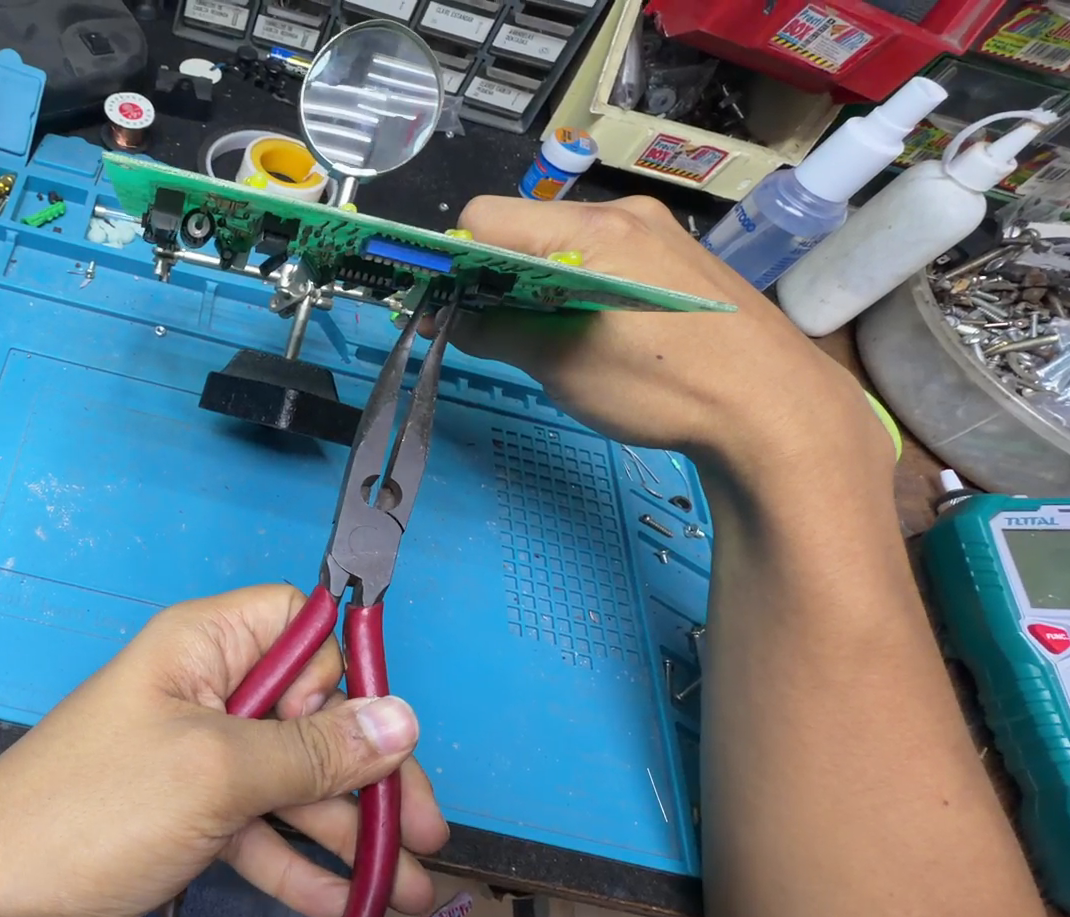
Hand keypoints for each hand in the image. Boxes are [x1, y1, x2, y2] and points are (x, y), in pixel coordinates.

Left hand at [0, 584, 448, 916]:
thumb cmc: (99, 807)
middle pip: (309, 714)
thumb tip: (402, 719)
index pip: (297, 626)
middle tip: (427, 834)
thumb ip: (312, 750)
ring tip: (410, 890)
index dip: (342, 670)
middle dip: (369, 773)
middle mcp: (205, 691)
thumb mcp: (216, 772)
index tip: (379, 730)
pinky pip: (261, 829)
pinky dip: (300, 865)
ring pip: (292, 780)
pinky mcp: (189, 814)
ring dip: (349, 832)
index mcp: (203, 646)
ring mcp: (198, 756)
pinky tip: (347, 908)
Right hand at [447, 196, 892, 482]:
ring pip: (555, 247)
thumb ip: (490, 331)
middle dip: (489, 277)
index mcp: (591, 228)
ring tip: (538, 337)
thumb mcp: (557, 362)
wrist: (773, 409)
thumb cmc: (658, 384)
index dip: (455, 261)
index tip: (446, 308)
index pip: (485, 219)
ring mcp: (651, 233)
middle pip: (520, 230)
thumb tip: (435, 316)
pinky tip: (582, 331)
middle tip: (487, 331)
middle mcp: (621, 214)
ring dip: (527, 287)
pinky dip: (564, 290)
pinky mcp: (668, 259)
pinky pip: (592, 259)